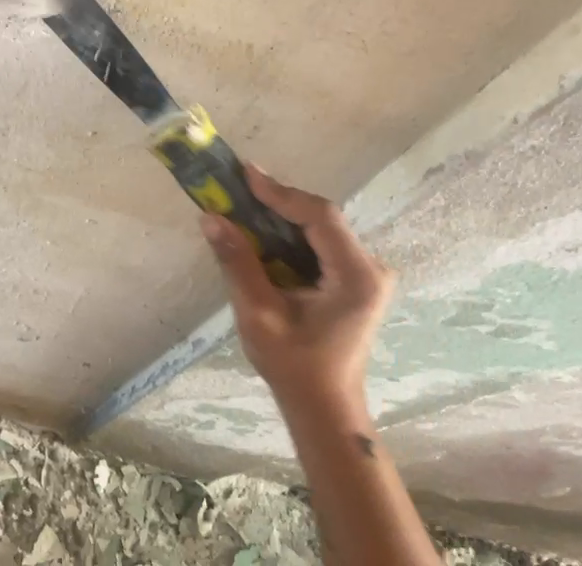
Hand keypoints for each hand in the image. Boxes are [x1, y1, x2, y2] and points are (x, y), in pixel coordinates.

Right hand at [199, 165, 394, 410]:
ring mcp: (366, 274)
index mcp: (357, 276)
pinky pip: (321, 243)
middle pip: (322, 217)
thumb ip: (238, 262)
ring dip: (281, 216)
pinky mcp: (355, 280)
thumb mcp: (259, 314)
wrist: (323, 406)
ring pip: (320, 227)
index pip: (320, 216)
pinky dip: (289, 233)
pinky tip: (262, 231)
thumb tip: (210, 217)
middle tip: (236, 186)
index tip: (244, 175)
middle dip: (277, 201)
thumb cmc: (294, 365)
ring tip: (242, 203)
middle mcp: (370, 268)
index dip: (281, 192)